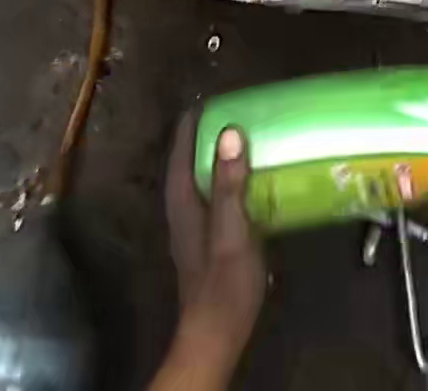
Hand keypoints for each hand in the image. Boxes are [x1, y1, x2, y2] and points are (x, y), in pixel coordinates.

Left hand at [164, 113, 265, 357]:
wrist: (216, 333)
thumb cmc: (223, 280)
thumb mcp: (232, 228)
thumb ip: (229, 182)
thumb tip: (229, 131)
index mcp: (182, 196)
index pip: (181, 144)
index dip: (194, 118)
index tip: (214, 95)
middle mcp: (181, 203)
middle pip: (187, 155)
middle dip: (204, 130)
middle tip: (233, 107)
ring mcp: (191, 219)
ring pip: (198, 172)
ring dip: (214, 151)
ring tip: (241, 133)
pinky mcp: (205, 233)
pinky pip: (211, 188)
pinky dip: (223, 173)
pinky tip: (246, 175)